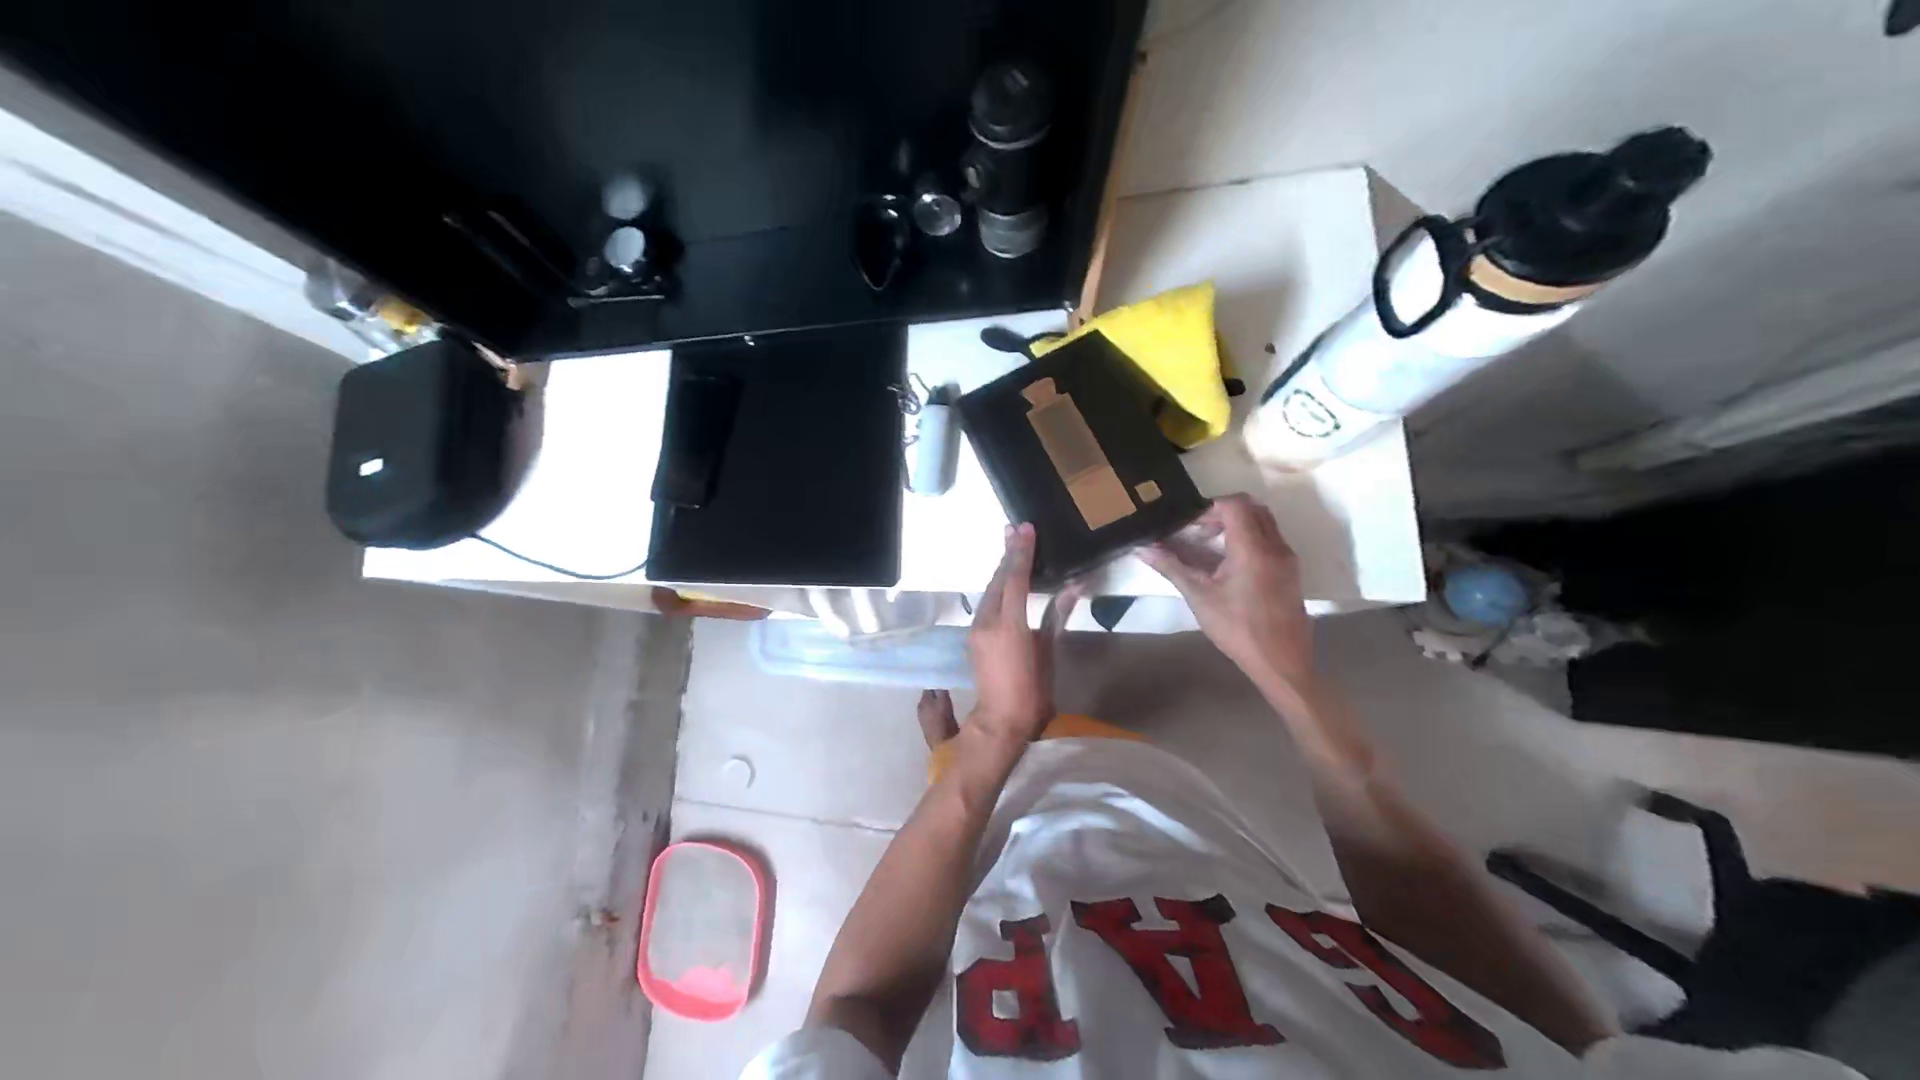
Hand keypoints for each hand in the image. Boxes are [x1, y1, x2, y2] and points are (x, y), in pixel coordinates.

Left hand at [967, 523, 1080, 743]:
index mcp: (1007, 624)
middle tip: (1015, 530)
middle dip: (1008, 555)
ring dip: (1001, 570)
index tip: (1026, 529)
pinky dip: (998, 588)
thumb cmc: (1033, 689)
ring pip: (990, 592)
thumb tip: (1075, 585)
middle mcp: (987, 621)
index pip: (1014, 579)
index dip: (1021, 553)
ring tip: (1011, 547)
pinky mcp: (974, 637)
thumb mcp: (1047, 650)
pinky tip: (1005, 581)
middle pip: (998, 581)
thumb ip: (1057, 615)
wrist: (1003, 719)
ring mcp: (977, 629)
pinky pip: (987, 604)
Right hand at [1138, 494, 1313, 691]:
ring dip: (1237, 525)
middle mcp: (1275, 547)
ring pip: (1263, 522)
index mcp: (1253, 549)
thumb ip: (1172, 568)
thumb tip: (1143, 549)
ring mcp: (1287, 559)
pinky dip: (1248, 539)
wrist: (1281, 662)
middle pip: (1252, 507)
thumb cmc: (1237, 629)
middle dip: (1223, 512)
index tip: (1190, 524)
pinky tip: (1228, 565)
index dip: (1209, 507)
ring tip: (1210, 547)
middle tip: (1199, 531)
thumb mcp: (1199, 597)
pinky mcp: (1290, 572)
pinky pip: (1270, 540)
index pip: (1235, 504)